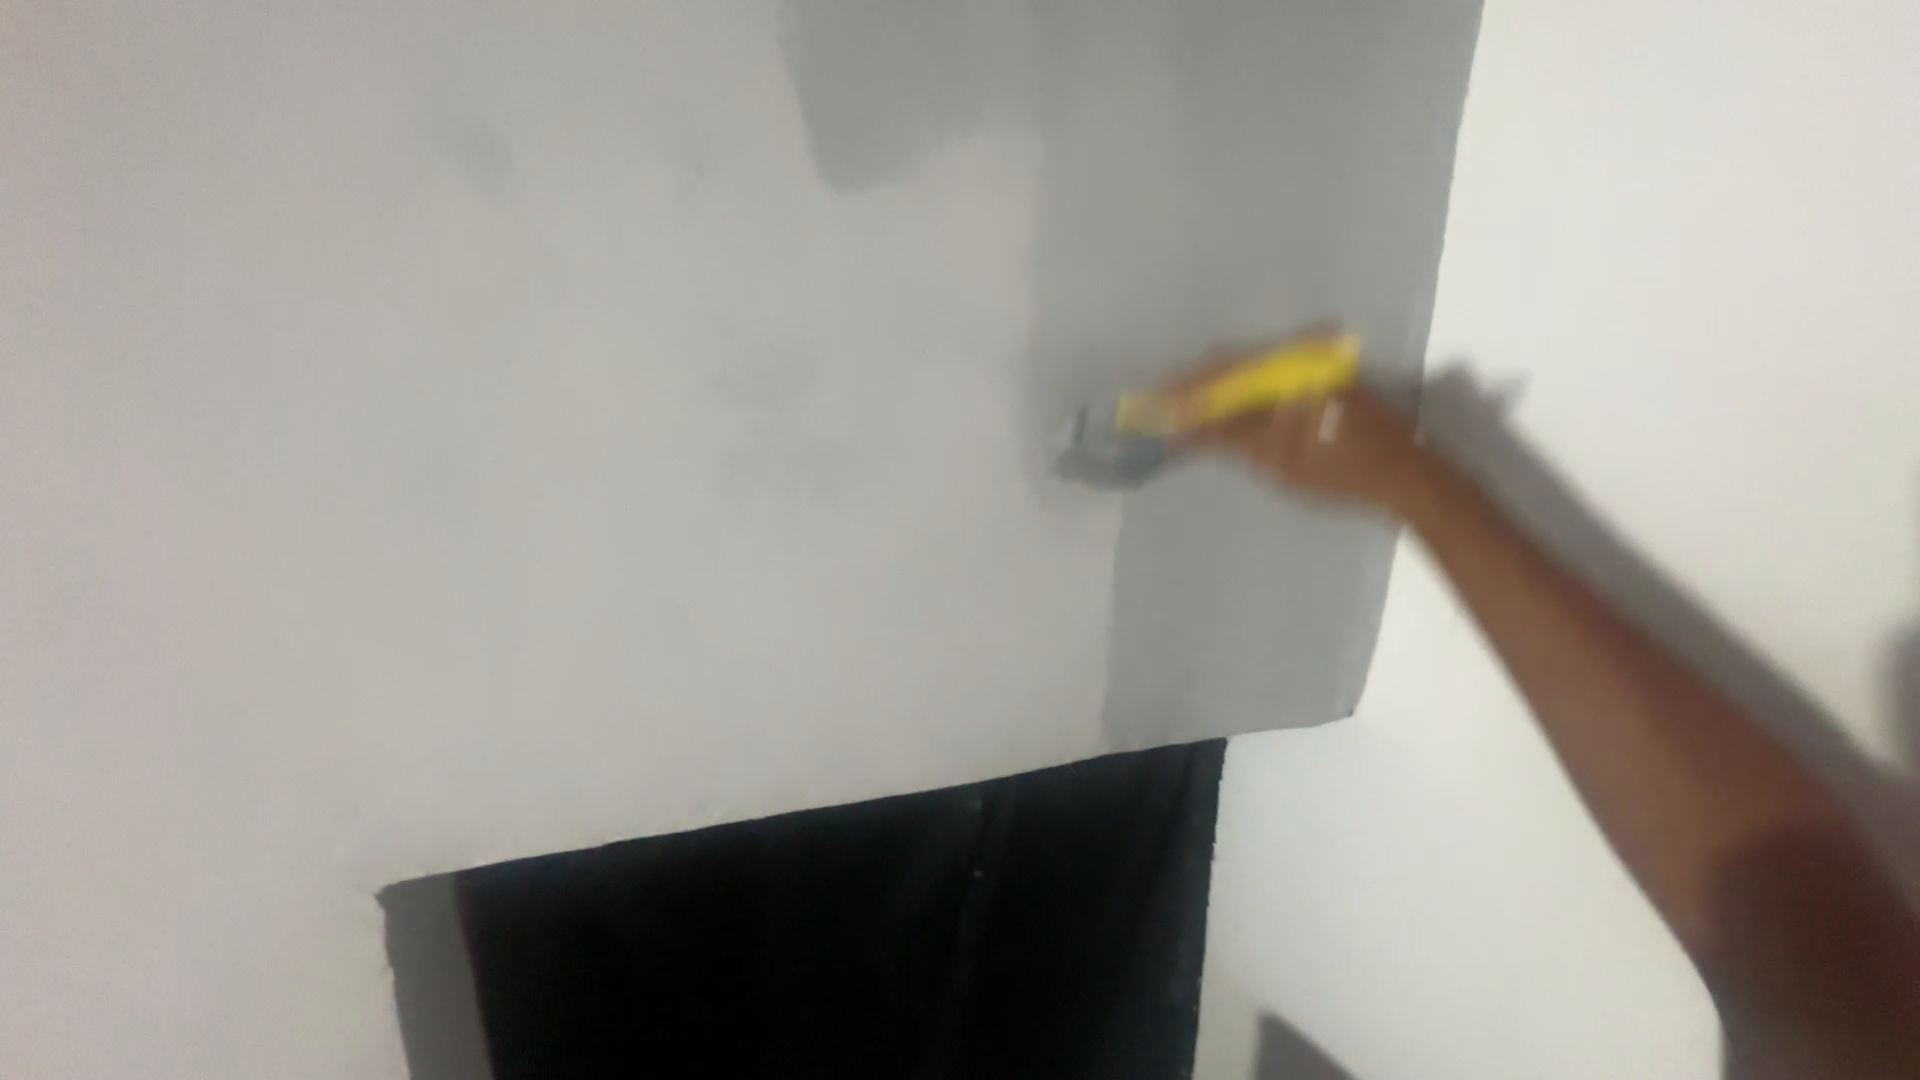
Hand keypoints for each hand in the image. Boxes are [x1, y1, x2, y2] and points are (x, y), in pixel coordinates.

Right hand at [1180, 380, 1430, 510]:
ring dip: (1217, 393)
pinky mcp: (1323, 380)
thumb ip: (1224, 436)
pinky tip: (1226, 414)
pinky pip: (1270, 381)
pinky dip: (1243, 397)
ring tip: (1187, 416)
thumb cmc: (1341, 471)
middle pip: (1232, 365)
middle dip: (1195, 388)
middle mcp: (1301, 356)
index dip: (1182, 390)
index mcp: (1288, 368)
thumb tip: (1176, 428)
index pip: (1220, 371)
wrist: (1409, 478)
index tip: (1151, 406)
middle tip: (1162, 411)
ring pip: (1250, 372)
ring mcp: (1315, 366)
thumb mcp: (1275, 458)